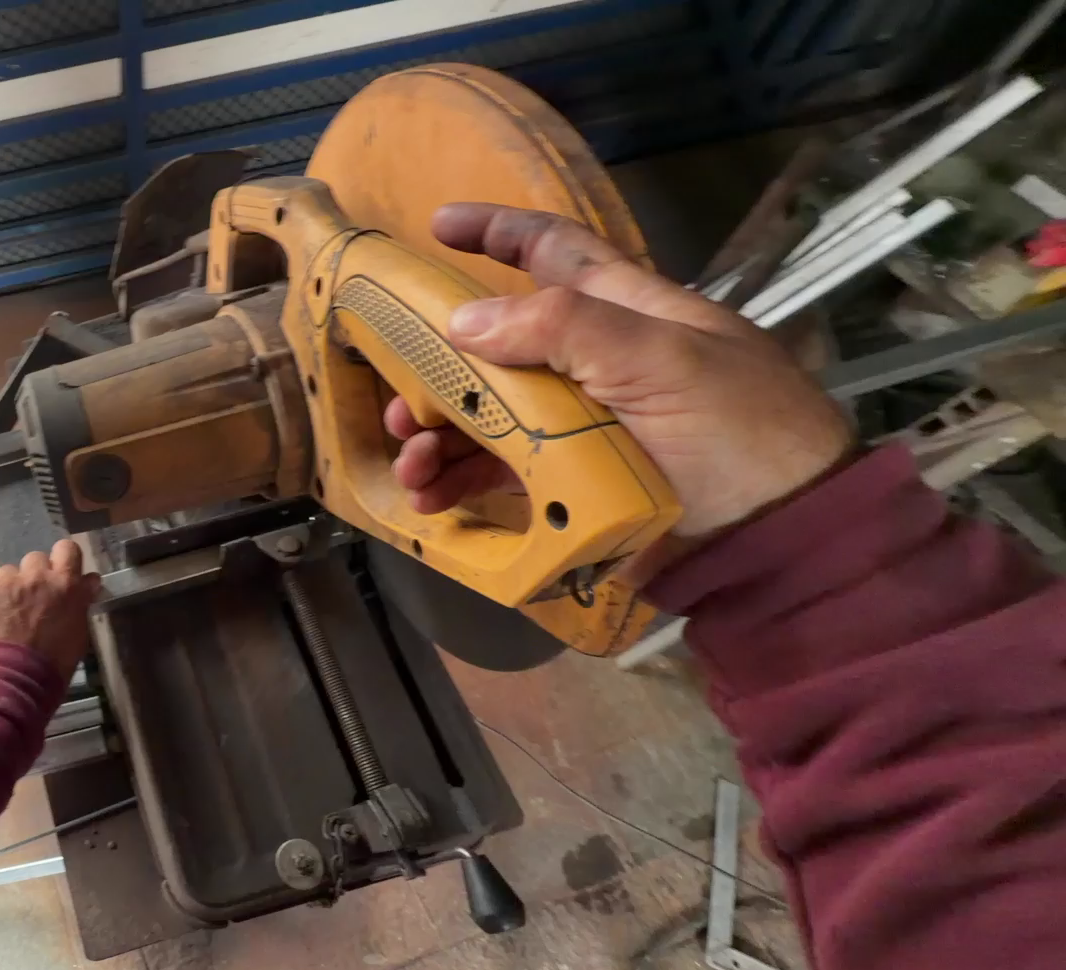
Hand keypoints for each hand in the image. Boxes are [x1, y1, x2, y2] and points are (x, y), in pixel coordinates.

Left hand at [0, 538, 100, 681]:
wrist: (12, 679)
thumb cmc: (54, 663)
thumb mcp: (78, 632)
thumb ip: (81, 601)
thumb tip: (89, 581)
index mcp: (65, 584)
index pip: (67, 549)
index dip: (63, 559)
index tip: (61, 573)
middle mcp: (37, 576)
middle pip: (36, 558)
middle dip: (36, 574)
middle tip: (35, 597)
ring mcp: (8, 582)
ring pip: (10, 571)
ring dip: (13, 586)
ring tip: (10, 611)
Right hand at [387, 203, 854, 538]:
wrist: (774, 538)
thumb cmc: (737, 430)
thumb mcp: (665, 360)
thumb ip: (565, 329)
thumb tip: (461, 321)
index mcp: (619, 313)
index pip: (554, 252)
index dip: (499, 231)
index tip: (439, 224)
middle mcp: (583, 364)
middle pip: (489, 351)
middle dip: (436, 370)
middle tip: (402, 400)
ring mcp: (567, 426)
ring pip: (477, 416)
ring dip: (433, 436)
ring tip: (413, 462)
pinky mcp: (557, 480)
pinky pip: (486, 472)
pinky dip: (449, 483)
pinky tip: (427, 497)